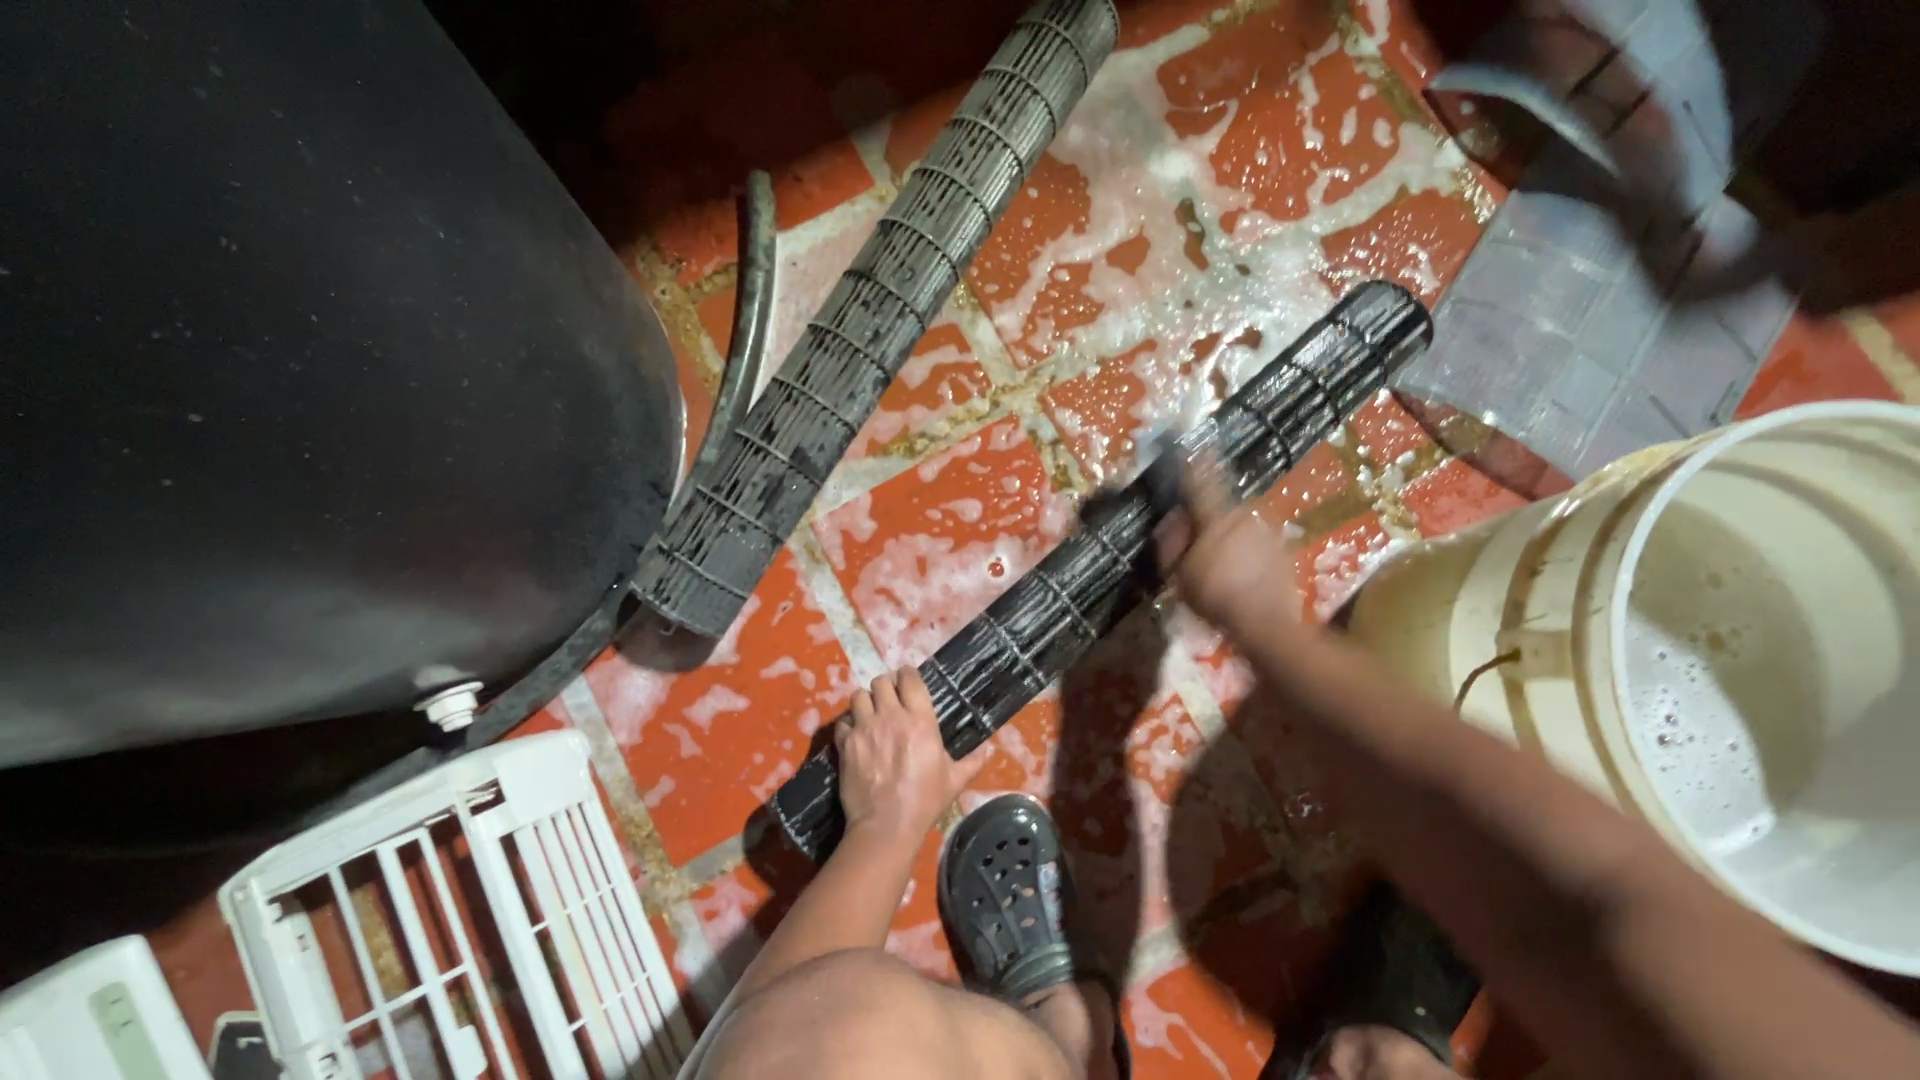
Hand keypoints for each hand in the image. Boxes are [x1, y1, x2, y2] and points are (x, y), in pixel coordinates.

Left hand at [836, 668, 990, 841]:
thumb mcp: (955, 781)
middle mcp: (890, 717)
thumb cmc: (924, 801)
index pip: (910, 679)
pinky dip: (848, 725)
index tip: (909, 679)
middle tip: (890, 698)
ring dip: (865, 702)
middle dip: (886, 686)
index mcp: (920, 721)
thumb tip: (988, 748)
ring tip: (870, 713)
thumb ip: (973, 761)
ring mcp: (865, 729)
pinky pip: (843, 722)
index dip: (908, 674)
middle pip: (881, 682)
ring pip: (858, 696)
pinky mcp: (845, 744)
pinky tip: (855, 735)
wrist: (887, 825)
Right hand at [1154, 456, 1299, 631]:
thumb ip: (1170, 544)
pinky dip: (1250, 554)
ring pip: (1242, 527)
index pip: (1200, 482)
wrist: (1267, 623)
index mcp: (1215, 519)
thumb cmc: (1216, 598)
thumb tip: (1170, 520)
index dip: (1192, 464)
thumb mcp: (1179, 576)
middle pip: (1222, 509)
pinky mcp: (1284, 549)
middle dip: (1211, 520)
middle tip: (1200, 544)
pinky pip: (1259, 544)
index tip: (1189, 447)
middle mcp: (1244, 516)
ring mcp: (1268, 532)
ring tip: (1224, 567)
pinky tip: (1244, 577)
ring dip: (1232, 539)